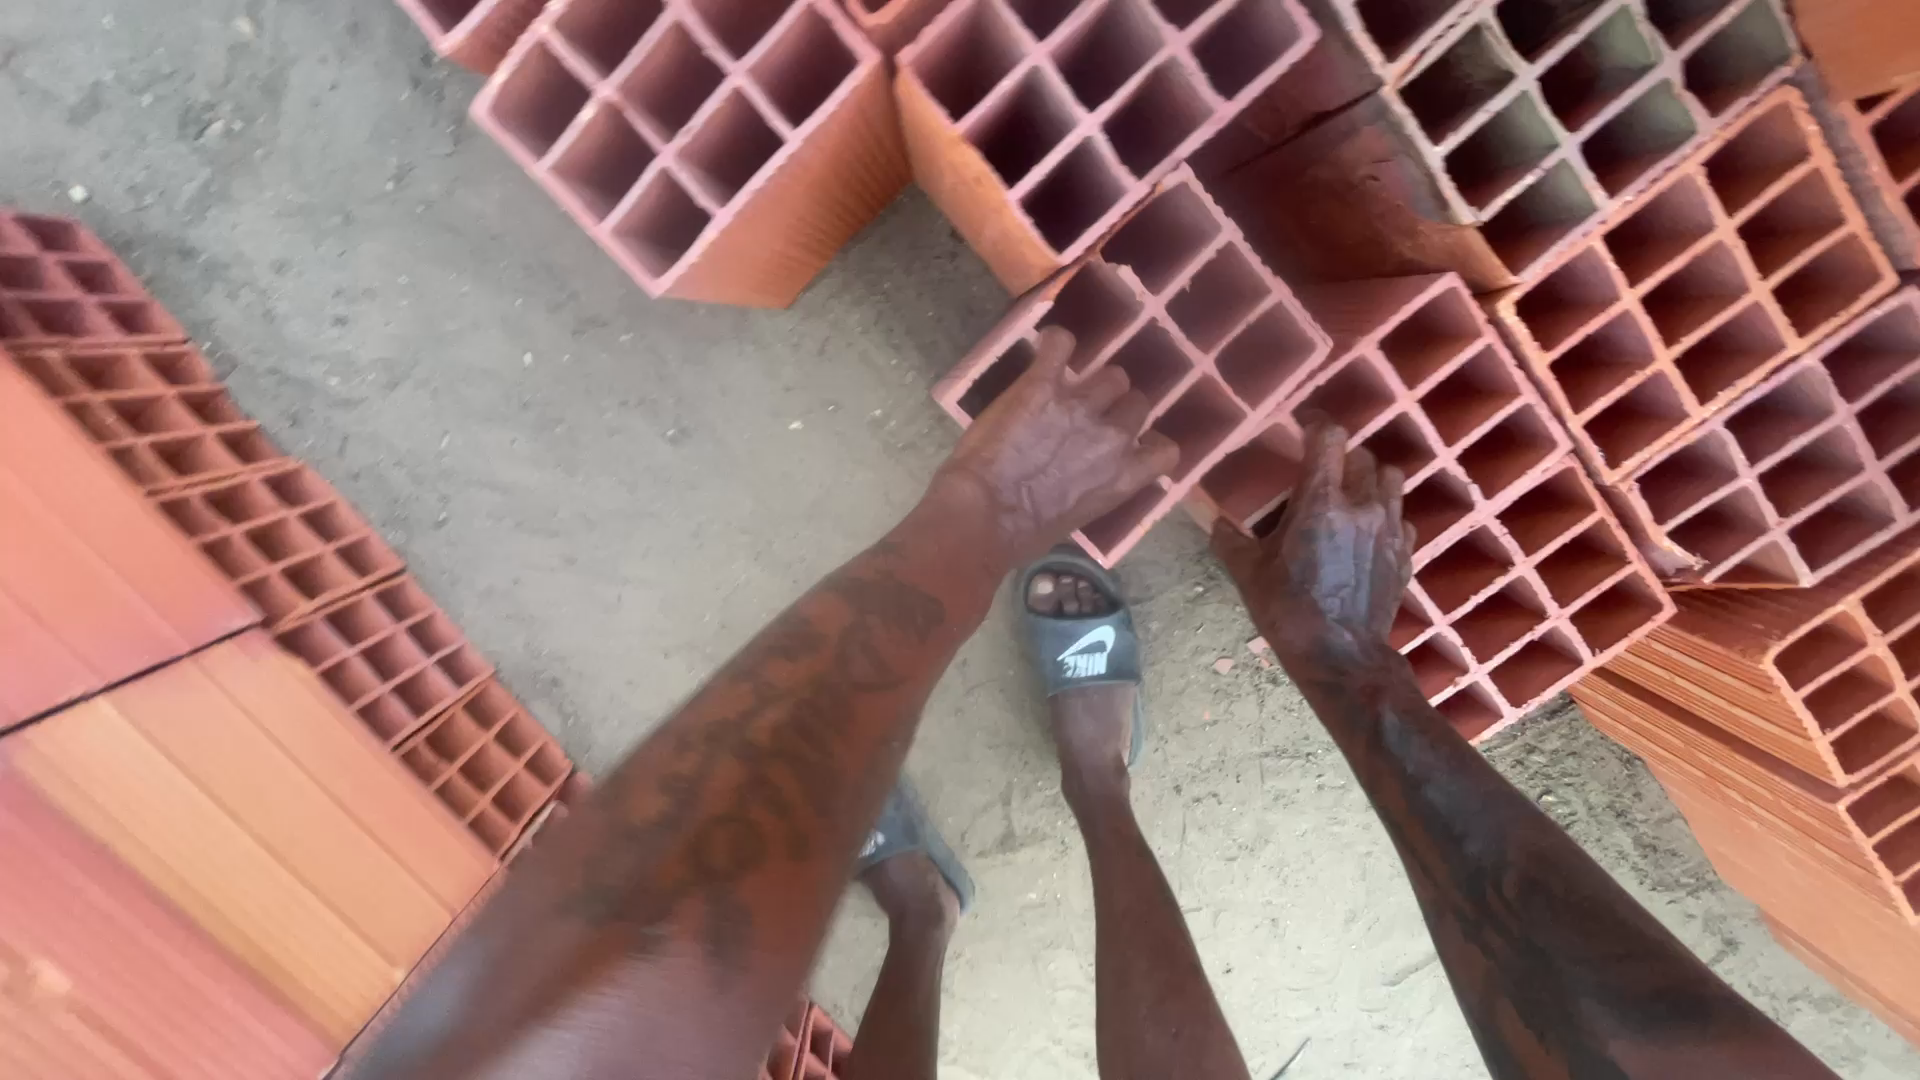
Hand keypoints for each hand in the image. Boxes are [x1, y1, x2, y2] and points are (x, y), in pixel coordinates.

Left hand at [929, 327, 1179, 566]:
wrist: (984, 518)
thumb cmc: (1023, 535)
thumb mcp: (1075, 519)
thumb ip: (1094, 491)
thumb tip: (1084, 481)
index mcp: (1124, 478)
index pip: (1166, 450)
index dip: (1146, 442)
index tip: (1128, 444)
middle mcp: (1113, 438)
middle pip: (1137, 403)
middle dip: (1116, 409)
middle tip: (1086, 418)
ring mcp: (1080, 407)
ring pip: (1112, 375)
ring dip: (1093, 382)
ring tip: (1066, 389)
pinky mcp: (1043, 385)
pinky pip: (1060, 343)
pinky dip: (1055, 343)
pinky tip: (1047, 351)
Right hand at [1212, 420, 1413, 666]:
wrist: (1340, 655)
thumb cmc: (1287, 610)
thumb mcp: (1248, 574)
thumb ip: (1229, 540)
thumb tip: (1215, 522)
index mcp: (1320, 503)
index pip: (1328, 438)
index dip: (1316, 423)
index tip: (1304, 424)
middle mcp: (1361, 506)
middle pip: (1361, 456)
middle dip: (1339, 456)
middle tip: (1319, 470)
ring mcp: (1390, 528)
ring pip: (1389, 478)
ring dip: (1368, 478)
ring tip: (1348, 494)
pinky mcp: (1405, 551)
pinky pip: (1400, 515)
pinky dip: (1383, 513)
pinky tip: (1364, 531)